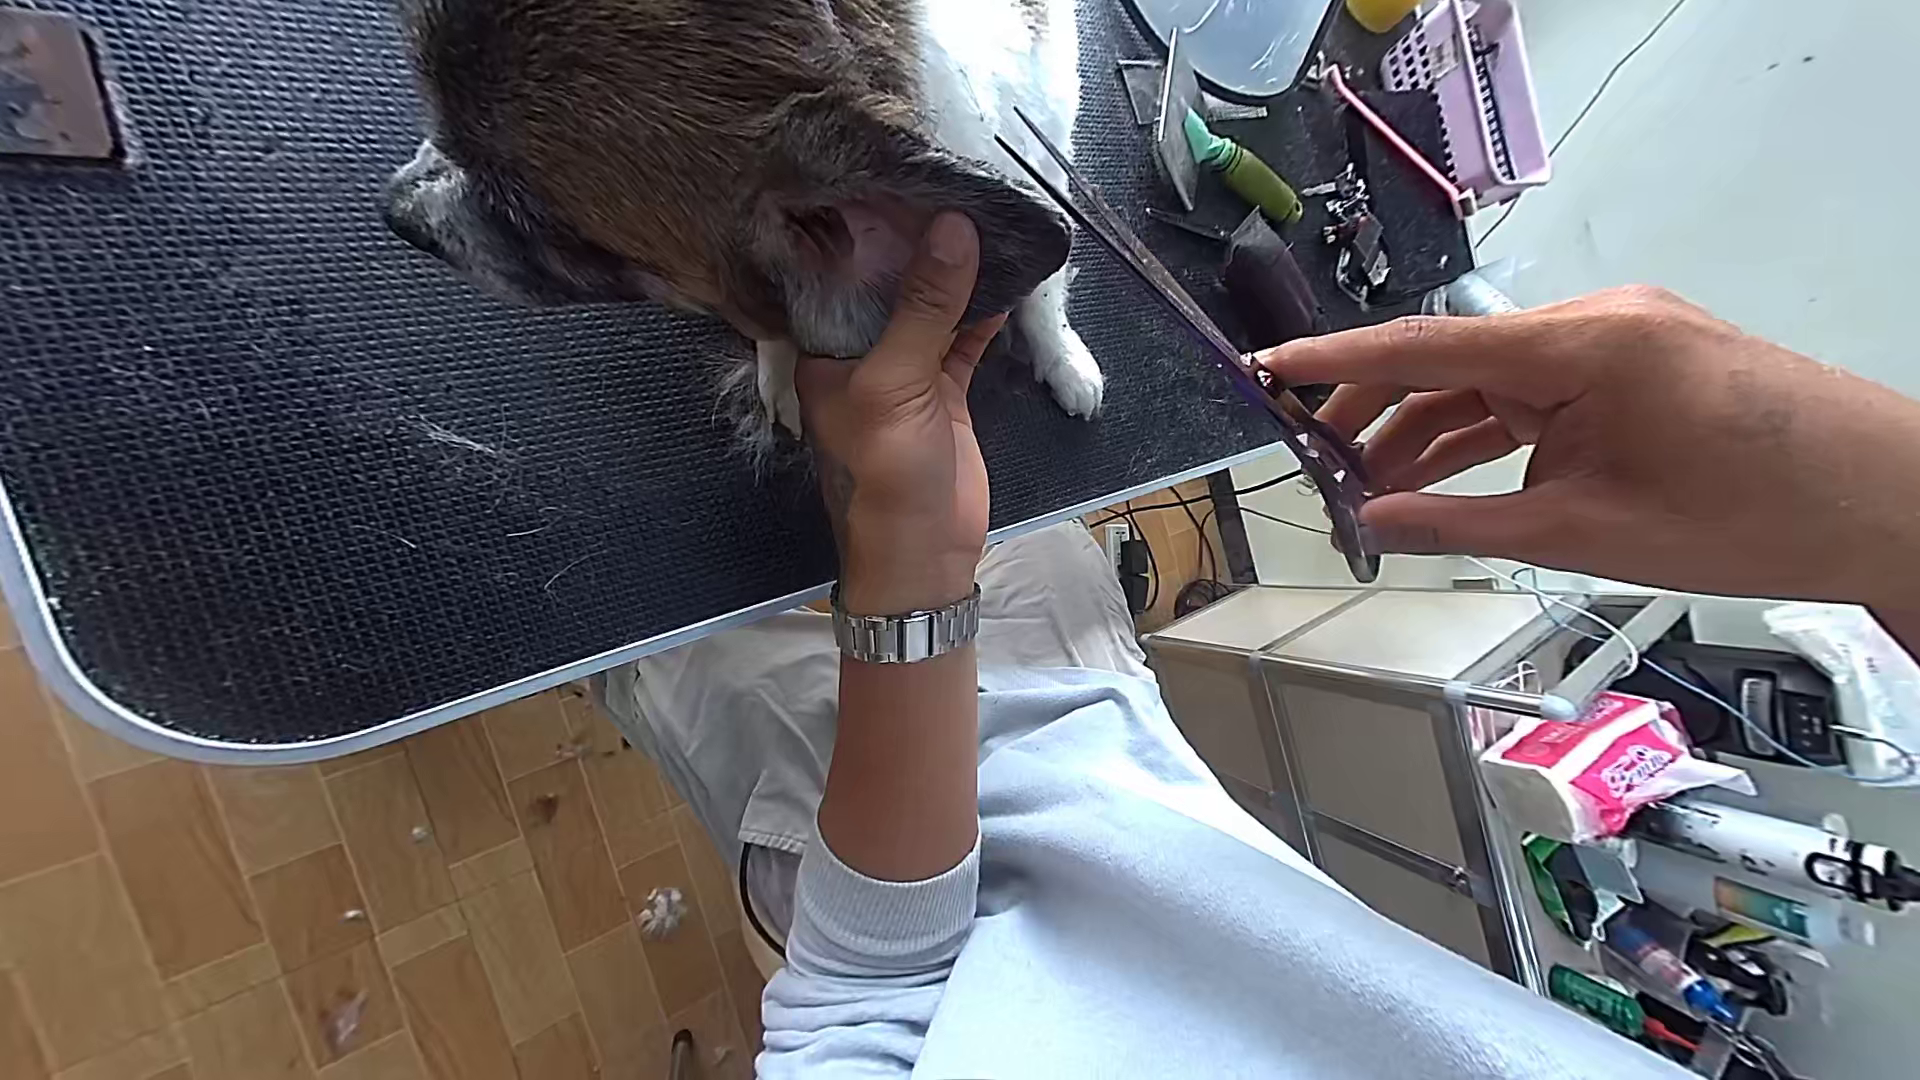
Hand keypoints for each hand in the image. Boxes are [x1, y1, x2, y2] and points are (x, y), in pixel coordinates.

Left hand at [796, 212, 1004, 614]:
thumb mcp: (896, 386)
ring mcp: (907, 370)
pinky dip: (983, 311)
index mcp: (826, 349)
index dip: (868, 225)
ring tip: (988, 215)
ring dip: (957, 272)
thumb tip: (954, 228)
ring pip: (932, 308)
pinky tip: (1005, 274)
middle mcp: (861, 351)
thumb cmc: (889, 474)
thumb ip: (924, 310)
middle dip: (920, 242)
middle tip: (956, 179)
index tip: (902, 170)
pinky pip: (963, 338)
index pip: (841, 271)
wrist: (926, 550)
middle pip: (890, 284)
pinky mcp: (944, 388)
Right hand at [1258, 286, 1919, 611]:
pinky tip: (1418, 481)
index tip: (1268, 368)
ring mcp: (1596, 346)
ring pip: (1464, 387)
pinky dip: (1457, 442)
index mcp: (1582, 346)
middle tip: (1317, 468)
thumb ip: (1450, 524)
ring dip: (1409, 438)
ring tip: (1360, 490)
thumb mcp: (1575, 532)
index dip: (1332, 360)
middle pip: (1435, 364)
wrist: (1905, 511)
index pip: (1421, 345)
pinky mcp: (1607, 372)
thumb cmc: (1753, 519)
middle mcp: (1583, 326)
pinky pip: (1505, 402)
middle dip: (1366, 417)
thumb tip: (1362, 523)